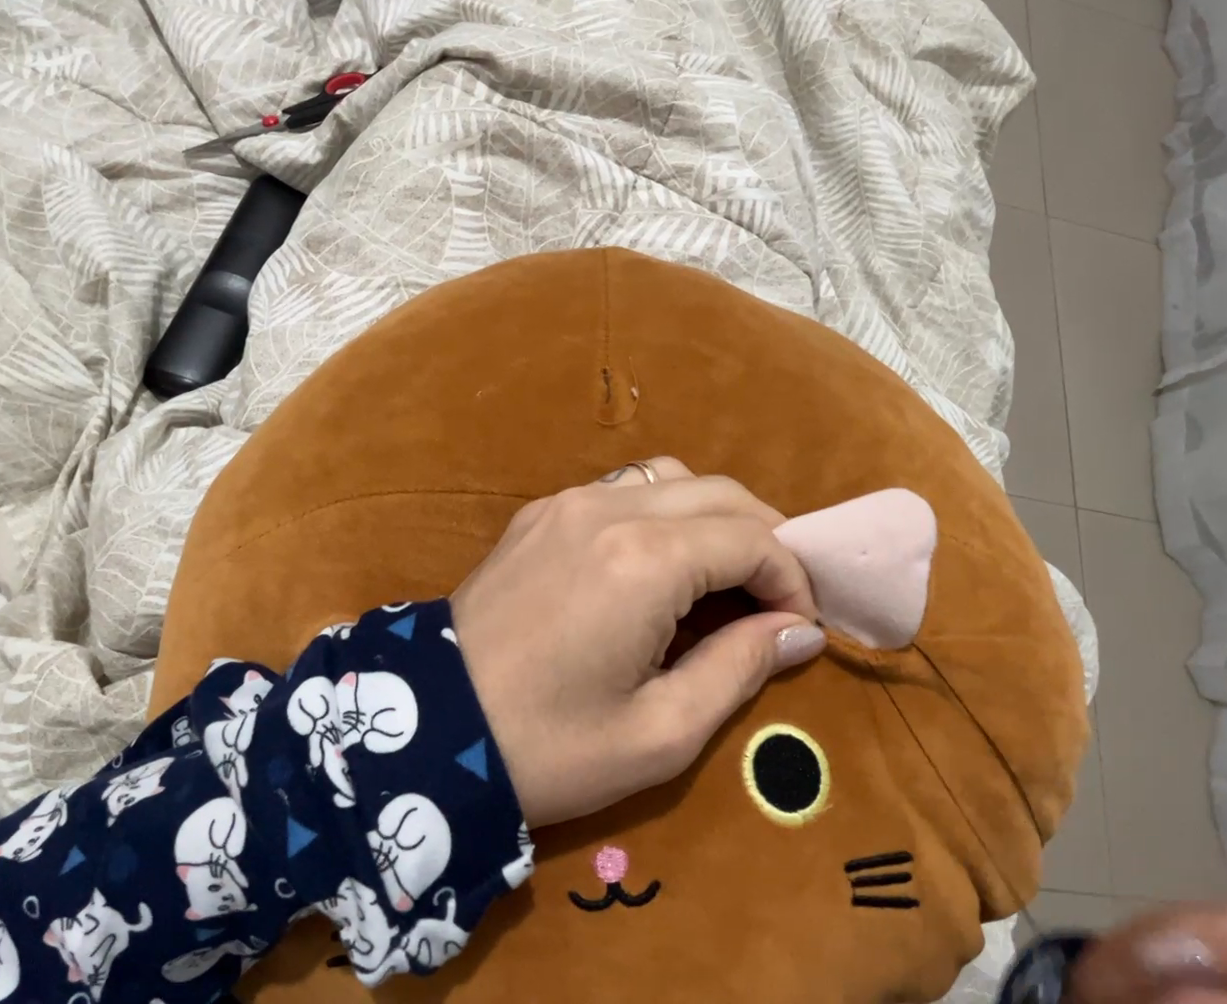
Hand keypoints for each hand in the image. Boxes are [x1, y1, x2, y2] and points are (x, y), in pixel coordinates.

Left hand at [451, 457, 823, 827]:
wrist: (427, 735)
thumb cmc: (549, 748)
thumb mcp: (661, 732)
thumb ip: (739, 668)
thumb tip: (798, 631)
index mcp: (644, 560)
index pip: (753, 538)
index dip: (792, 579)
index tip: (799, 628)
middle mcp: (607, 509)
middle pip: (719, 492)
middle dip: (762, 539)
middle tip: (772, 601)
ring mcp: (565, 503)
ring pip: (670, 479)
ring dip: (711, 519)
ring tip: (718, 581)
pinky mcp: (537, 514)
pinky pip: (620, 490)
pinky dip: (660, 515)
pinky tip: (654, 570)